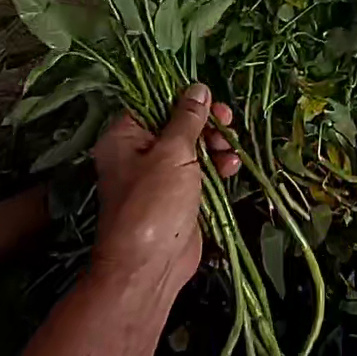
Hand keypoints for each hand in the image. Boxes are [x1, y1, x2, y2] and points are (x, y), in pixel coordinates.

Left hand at [90, 82, 240, 292]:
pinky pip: (200, 172)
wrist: (150, 268)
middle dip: (206, 123)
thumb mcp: (173, 153)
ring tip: (230, 150)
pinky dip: (217, 167)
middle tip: (228, 122)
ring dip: (215, 145)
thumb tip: (198, 88)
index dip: (183, 98)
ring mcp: (159, 176)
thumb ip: (188, 118)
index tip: (210, 98)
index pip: (154, 103)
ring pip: (192, 148)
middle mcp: (138, 153)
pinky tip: (231, 167)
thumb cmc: (154, 203)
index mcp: (125, 137)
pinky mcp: (178, 196)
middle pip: (177, 125)